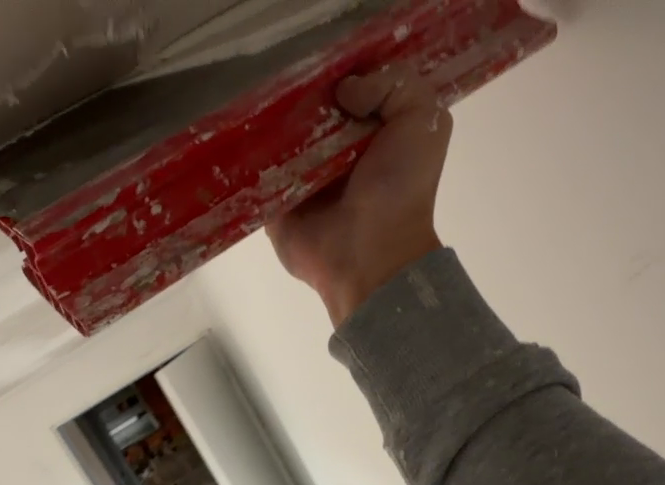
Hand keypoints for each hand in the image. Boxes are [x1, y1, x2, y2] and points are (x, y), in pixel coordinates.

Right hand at [267, 68, 453, 325]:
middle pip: (308, 107)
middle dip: (298, 88)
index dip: (336, 67)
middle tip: (281, 64)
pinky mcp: (272, 201)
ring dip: (270, 118)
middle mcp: (333, 152)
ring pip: (277, 135)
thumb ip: (396, 84)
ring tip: (255, 90)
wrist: (369, 254)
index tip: (321, 50)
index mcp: (370, 132)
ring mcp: (299, 178)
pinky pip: (254, 170)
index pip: (348, 86)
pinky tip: (240, 128)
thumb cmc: (400, 189)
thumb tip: (343, 89)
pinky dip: (247, 153)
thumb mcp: (424, 120)